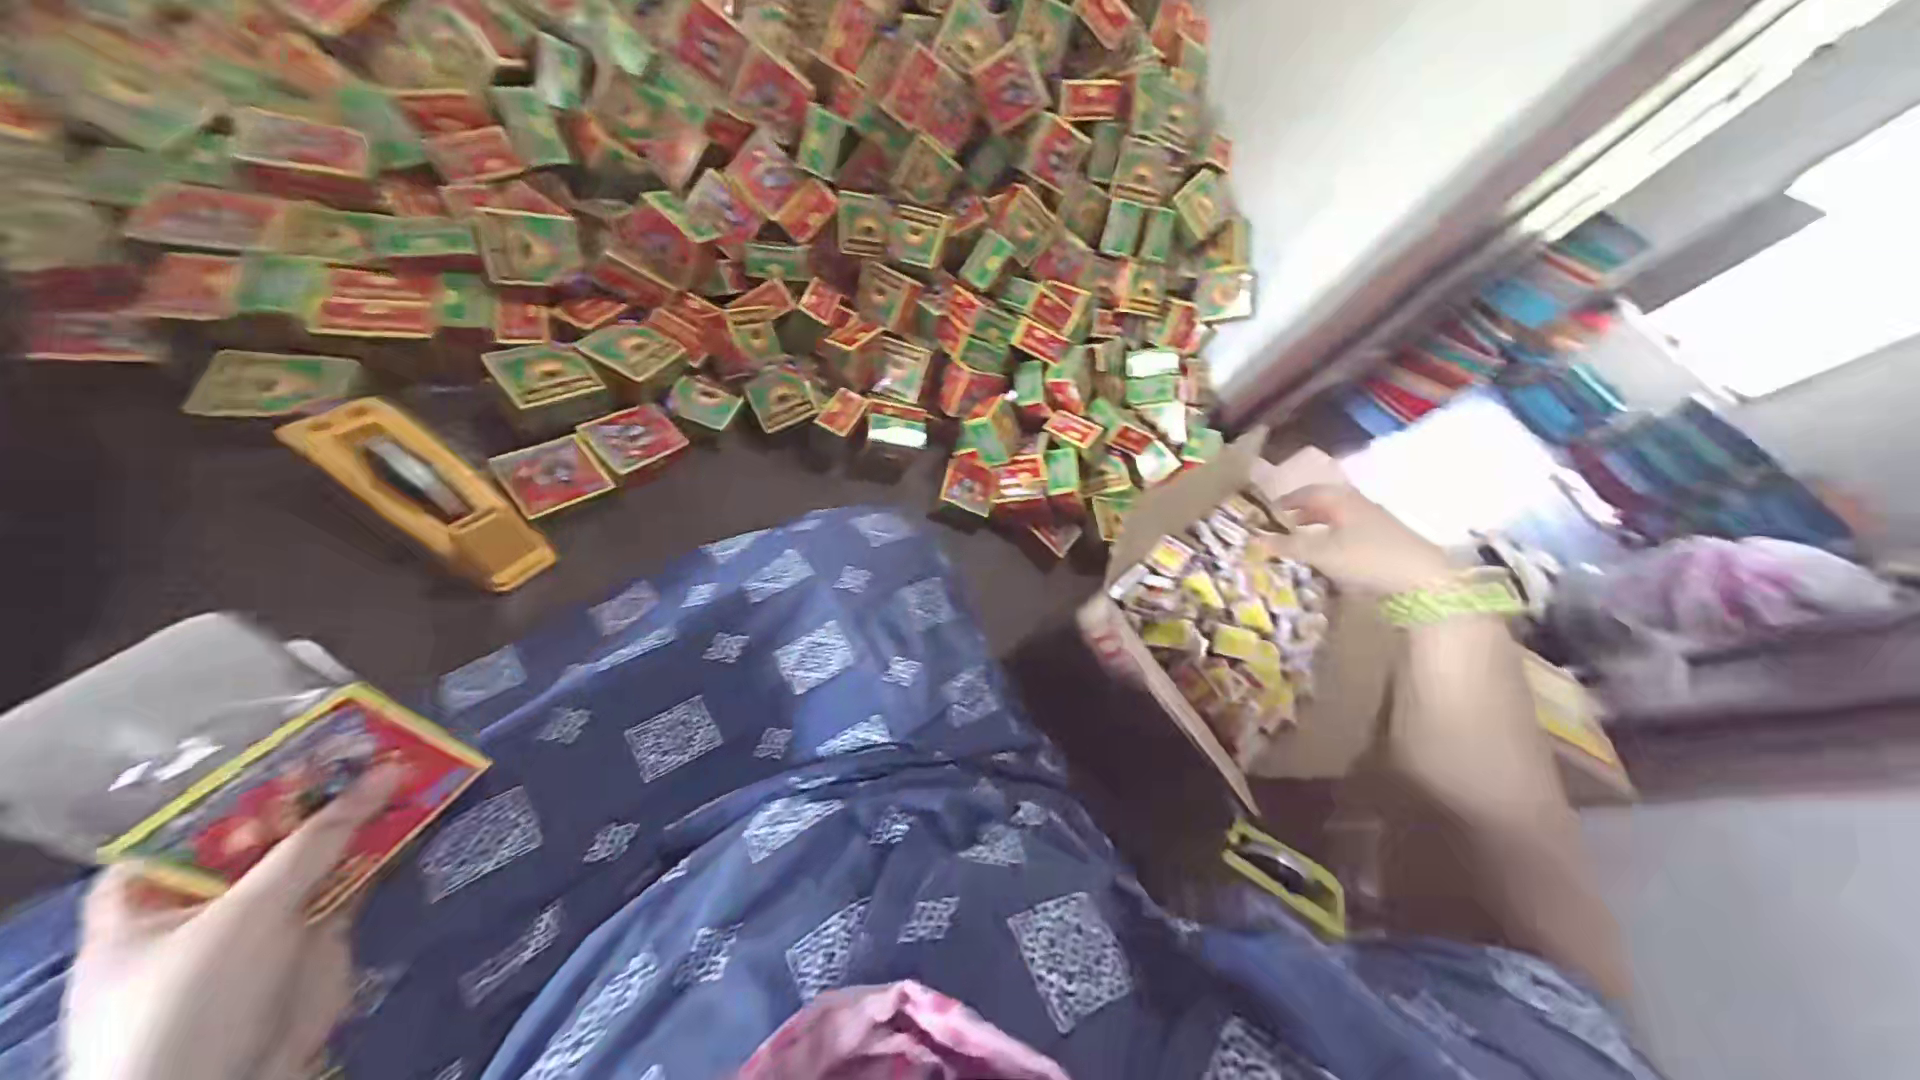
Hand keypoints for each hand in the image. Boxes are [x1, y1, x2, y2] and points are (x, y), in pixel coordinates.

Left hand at [64, 767, 399, 1079]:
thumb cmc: (197, 997)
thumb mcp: (253, 909)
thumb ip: (323, 837)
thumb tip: (390, 768)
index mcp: (149, 897)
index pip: (191, 822)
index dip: (245, 780)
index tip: (304, 741)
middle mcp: (206, 901)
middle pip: (267, 831)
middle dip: (321, 791)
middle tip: (373, 744)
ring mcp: (265, 919)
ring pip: (319, 853)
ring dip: (363, 816)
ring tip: (410, 766)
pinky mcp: (316, 934)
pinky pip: (354, 878)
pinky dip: (385, 847)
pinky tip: (418, 812)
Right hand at [1267, 484, 1454, 595]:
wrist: (1423, 579)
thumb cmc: (1366, 557)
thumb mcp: (1321, 553)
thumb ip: (1288, 545)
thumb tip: (1255, 539)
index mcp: (1342, 500)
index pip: (1308, 492)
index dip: (1287, 500)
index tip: (1269, 510)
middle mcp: (1359, 505)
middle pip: (1325, 502)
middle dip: (1302, 512)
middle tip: (1282, 523)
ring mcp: (1376, 522)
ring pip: (1339, 517)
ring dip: (1318, 525)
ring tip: (1301, 538)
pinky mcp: (1386, 540)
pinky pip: (1350, 531)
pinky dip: (1332, 536)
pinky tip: (1328, 552)